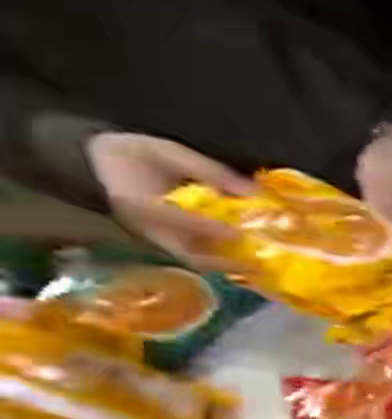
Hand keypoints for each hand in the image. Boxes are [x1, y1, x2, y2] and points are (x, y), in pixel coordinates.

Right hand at [85, 132, 254, 267]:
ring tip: (263, 267)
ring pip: (195, 261)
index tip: (236, 232)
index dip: (203, 227)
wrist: (100, 163)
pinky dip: (224, 262)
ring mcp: (158, 238)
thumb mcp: (166, 152)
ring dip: (229, 266)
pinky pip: (198, 258)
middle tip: (261, 264)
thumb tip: (254, 191)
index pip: (170, 218)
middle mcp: (146, 227)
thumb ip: (208, 170)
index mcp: (135, 200)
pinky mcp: (168, 243)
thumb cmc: (135, 155)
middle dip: (224, 262)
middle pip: (186, 253)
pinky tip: (252, 262)